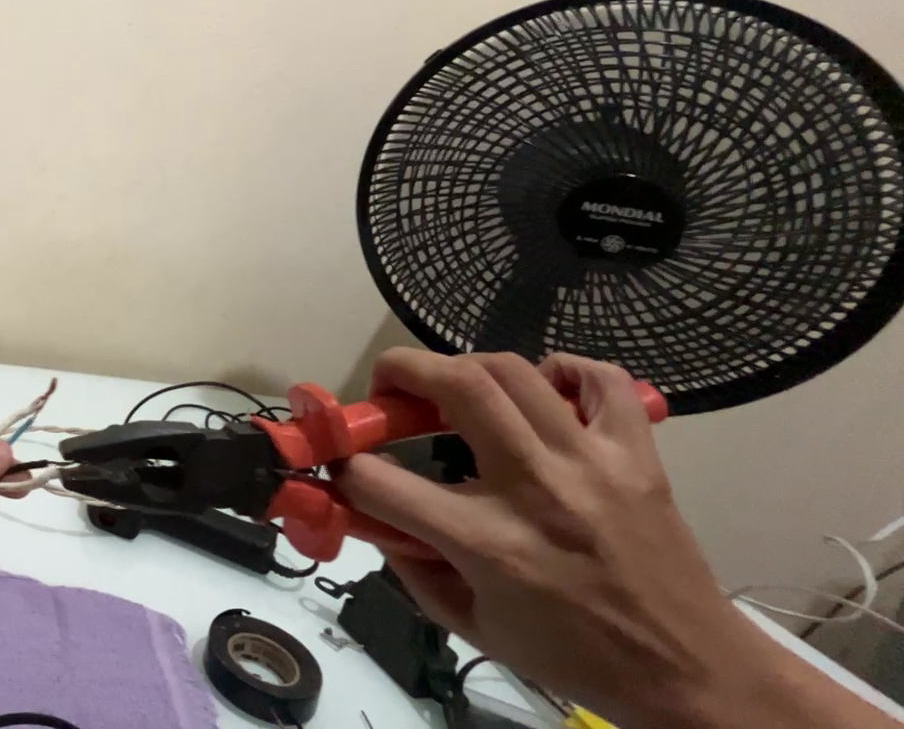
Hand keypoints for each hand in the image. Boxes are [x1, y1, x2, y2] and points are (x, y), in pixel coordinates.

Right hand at [333, 349, 893, 728]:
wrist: (697, 677)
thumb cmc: (573, 655)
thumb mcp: (469, 622)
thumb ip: (406, 562)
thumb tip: (367, 510)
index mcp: (487, 543)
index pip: (379, 479)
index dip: (346, 466)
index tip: (345, 465)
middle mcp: (536, 489)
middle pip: (454, 384)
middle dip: (400, 370)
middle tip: (390, 389)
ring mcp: (593, 464)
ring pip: (512, 370)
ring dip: (463, 367)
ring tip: (456, 392)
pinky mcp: (639, 456)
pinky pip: (601, 381)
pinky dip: (563, 371)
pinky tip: (543, 392)